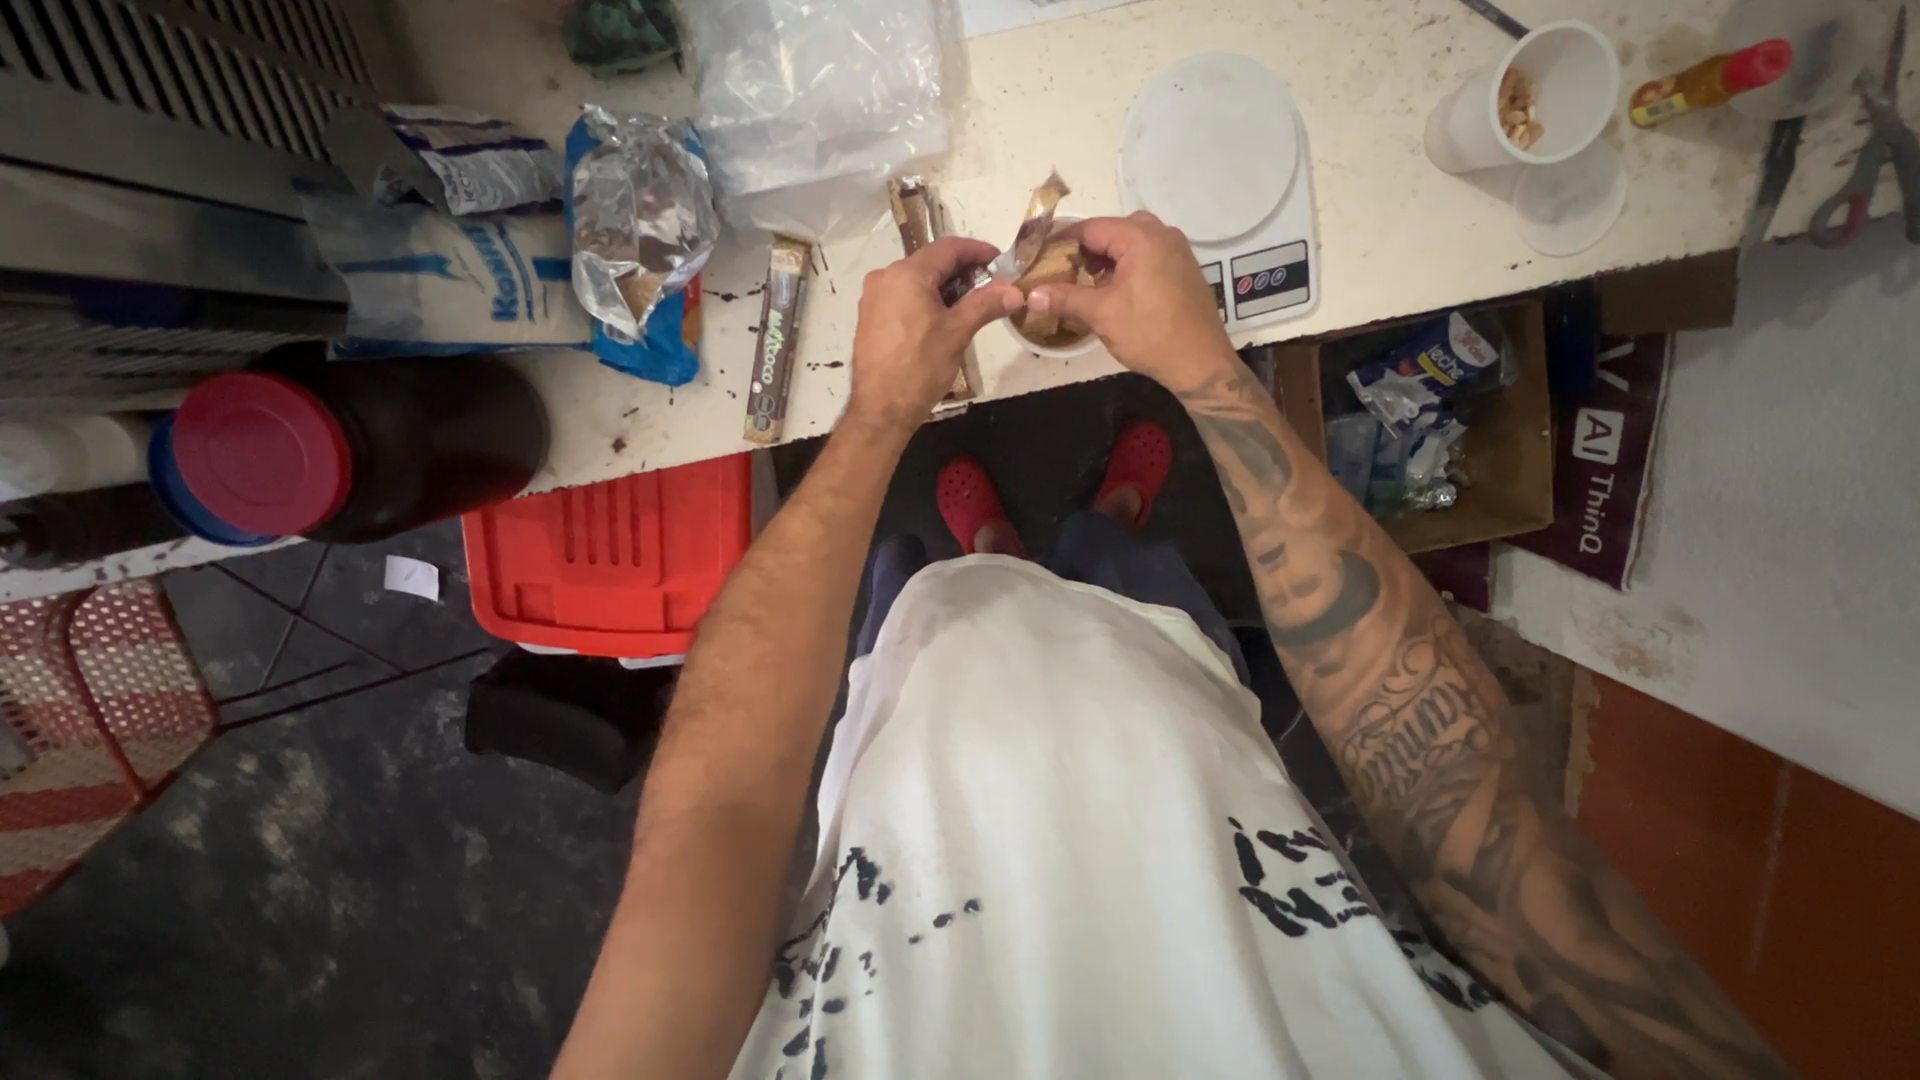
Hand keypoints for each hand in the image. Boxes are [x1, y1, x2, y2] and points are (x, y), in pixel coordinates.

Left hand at [847, 237, 1022, 432]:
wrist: (881, 408)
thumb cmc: (920, 368)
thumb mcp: (957, 333)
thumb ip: (985, 305)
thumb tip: (1015, 291)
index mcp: (906, 274)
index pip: (948, 248)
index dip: (977, 251)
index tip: (999, 261)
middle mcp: (885, 277)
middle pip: (930, 262)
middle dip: (962, 270)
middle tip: (989, 286)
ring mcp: (873, 297)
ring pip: (915, 280)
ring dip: (943, 287)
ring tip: (969, 305)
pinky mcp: (869, 317)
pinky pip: (902, 297)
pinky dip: (924, 299)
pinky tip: (940, 319)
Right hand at [1028, 212, 1236, 394]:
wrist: (1200, 362)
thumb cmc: (1149, 334)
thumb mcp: (1101, 315)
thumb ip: (1065, 298)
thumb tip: (1031, 295)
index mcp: (1141, 238)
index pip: (1091, 227)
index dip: (1063, 242)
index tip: (1043, 259)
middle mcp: (1162, 234)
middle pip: (1113, 230)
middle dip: (1087, 249)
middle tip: (1067, 273)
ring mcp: (1178, 250)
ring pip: (1133, 242)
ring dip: (1109, 258)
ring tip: (1091, 285)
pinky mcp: (1185, 268)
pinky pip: (1150, 255)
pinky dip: (1129, 265)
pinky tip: (1119, 292)